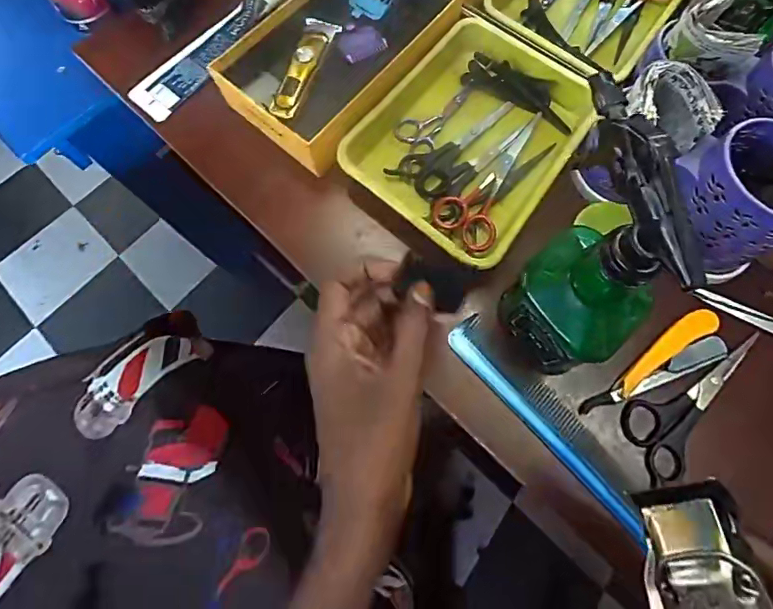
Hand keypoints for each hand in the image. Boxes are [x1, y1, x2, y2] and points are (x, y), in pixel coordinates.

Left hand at [308, 259, 433, 532]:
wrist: (366, 502)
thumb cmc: (376, 439)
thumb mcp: (400, 379)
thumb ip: (413, 329)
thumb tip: (423, 287)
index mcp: (330, 339)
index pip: (339, 284)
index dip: (369, 270)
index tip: (407, 271)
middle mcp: (336, 346)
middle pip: (361, 301)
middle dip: (396, 291)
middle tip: (434, 289)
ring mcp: (351, 366)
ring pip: (376, 324)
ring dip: (405, 314)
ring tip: (441, 307)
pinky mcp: (367, 384)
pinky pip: (384, 347)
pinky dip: (406, 337)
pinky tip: (434, 332)